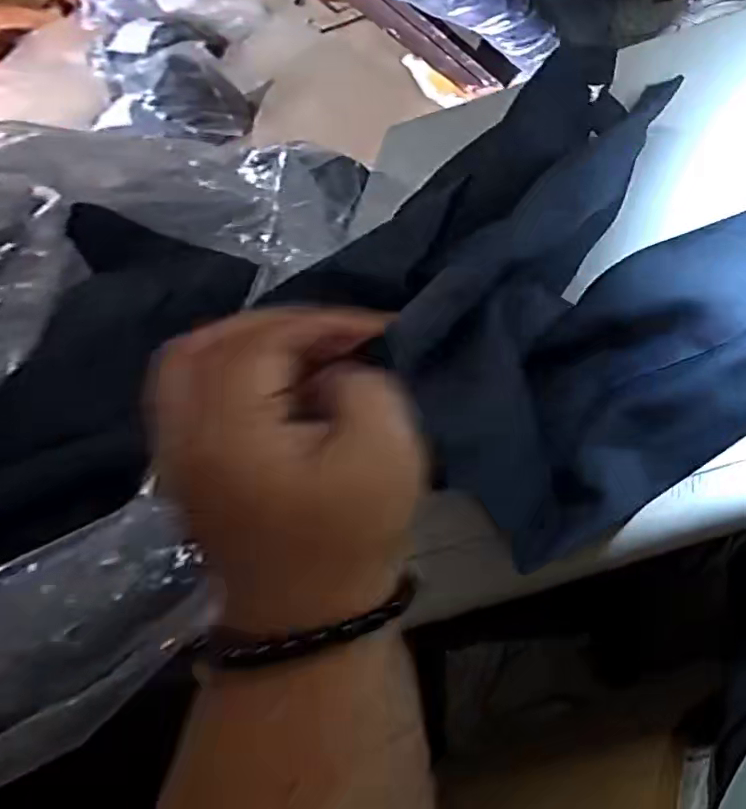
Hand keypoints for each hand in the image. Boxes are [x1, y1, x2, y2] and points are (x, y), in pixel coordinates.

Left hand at [149, 309, 426, 636]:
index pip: (257, 344)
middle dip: (279, 322)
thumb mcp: (385, 447)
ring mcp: (182, 452)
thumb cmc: (356, 523)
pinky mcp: (198, 463)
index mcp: (228, 433)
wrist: (312, 602)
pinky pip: (204, 391)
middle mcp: (185, 436)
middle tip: (344, 327)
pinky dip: (252, 367)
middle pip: (201, 345)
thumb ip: (364, 388)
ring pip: (193, 366)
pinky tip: (305, 378)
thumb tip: (339, 370)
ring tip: (329, 346)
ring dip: (261, 342)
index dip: (323, 322)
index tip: (384, 328)